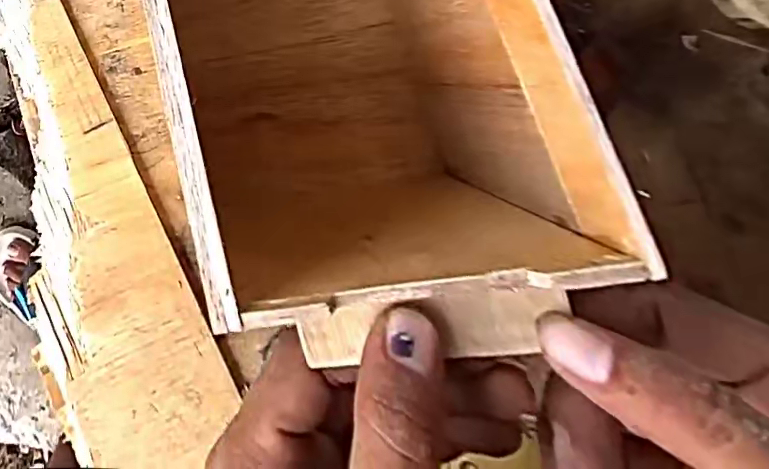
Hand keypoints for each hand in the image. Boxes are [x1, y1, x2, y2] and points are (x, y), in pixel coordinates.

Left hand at [209, 307, 533, 467]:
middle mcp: (277, 450)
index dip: (370, 330)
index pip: (306, 356)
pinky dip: (443, 438)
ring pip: (377, 414)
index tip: (442, 318)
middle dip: (424, 367)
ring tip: (513, 399)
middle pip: (346, 380)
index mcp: (255, 446)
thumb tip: (404, 327)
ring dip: (444, 400)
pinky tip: (493, 434)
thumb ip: (387, 424)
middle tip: (500, 363)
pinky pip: (392, 449)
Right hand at [539, 284, 768, 467]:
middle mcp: (760, 413)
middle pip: (617, 359)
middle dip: (576, 401)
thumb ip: (695, 410)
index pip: (656, 308)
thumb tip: (563, 334)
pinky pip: (612, 455)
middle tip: (565, 453)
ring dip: (571, 438)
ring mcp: (718, 454)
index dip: (584, 317)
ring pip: (603, 409)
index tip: (532, 351)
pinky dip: (584, 461)